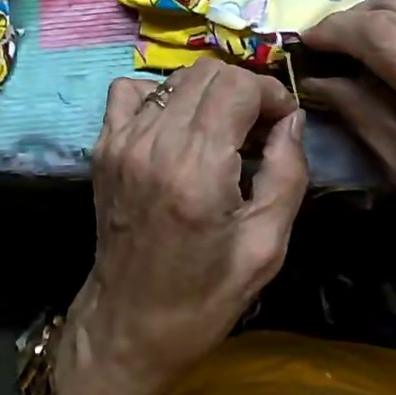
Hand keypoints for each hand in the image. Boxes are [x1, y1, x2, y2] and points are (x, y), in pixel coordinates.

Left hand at [55, 58, 307, 394]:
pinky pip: (129, 91)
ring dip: (207, 93)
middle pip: (206, 72)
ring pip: (173, 78)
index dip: (270, 93)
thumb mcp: (266, 246)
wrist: (130, 322)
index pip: (236, 85)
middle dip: (243, 89)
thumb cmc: (204, 295)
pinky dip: (159, 95)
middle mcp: (154, 143)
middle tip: (257, 128)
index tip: (283, 122)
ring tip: (221, 130)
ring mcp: (121, 141)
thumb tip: (293, 119)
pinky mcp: (103, 146)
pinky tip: (176, 126)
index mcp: (197, 169)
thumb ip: (287, 173)